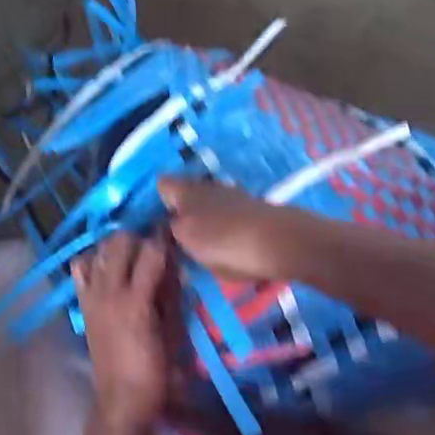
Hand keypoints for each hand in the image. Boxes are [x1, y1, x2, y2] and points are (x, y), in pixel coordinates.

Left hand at [72, 232, 171, 427]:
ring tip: (130, 252)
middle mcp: (110, 290)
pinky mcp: (82, 301)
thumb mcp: (172, 333)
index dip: (163, 237)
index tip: (171, 229)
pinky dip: (93, 259)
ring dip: (116, 244)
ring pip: (100, 249)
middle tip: (151, 244)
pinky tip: (106, 264)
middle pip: (120, 241)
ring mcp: (92, 294)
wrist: (120, 400)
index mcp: (136, 300)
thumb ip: (171, 295)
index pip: (151, 252)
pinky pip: (81, 267)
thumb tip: (173, 265)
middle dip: (138, 236)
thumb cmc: (154, 371)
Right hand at [157, 177, 298, 280]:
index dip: (154, 202)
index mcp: (184, 190)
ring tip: (202, 250)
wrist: (282, 242)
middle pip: (183, 196)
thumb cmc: (226, 241)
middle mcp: (204, 186)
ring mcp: (230, 196)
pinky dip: (223, 230)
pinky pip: (226, 218)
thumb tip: (162, 229)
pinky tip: (227, 250)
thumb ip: (171, 233)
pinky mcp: (250, 211)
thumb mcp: (188, 240)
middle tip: (175, 242)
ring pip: (205, 207)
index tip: (152, 225)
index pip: (160, 185)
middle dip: (179, 214)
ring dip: (203, 223)